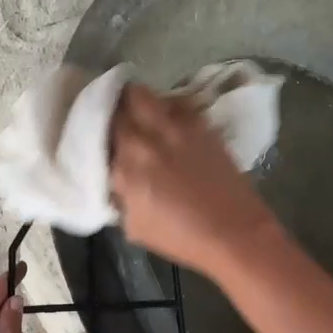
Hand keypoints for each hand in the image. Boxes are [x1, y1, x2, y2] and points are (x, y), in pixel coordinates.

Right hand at [109, 84, 282, 275]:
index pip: (102, 130)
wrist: (234, 232)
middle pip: (122, 100)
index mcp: (128, 165)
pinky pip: (176, 103)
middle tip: (117, 118)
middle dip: (116, 105)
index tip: (101, 137)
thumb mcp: (134, 224)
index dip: (99, 130)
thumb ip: (121, 192)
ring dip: (140, 103)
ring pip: (147, 95)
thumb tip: (116, 173)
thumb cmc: (181, 237)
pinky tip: (170, 125)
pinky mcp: (202, 124)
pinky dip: (168, 108)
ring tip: (142, 118)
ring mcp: (177, 127)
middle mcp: (149, 138)